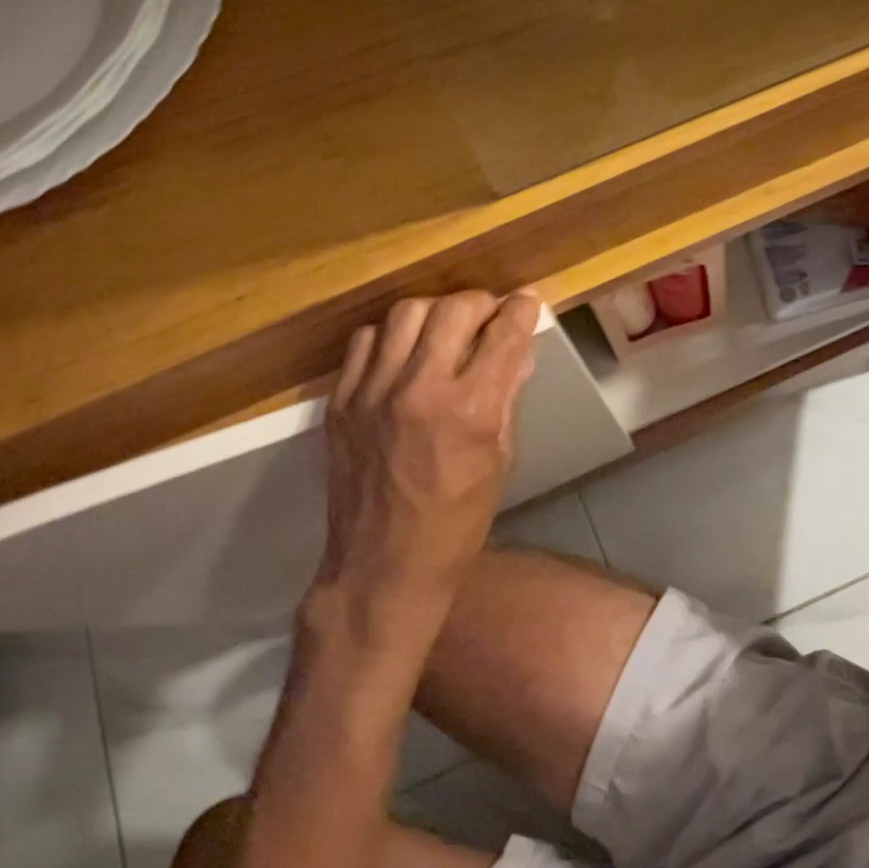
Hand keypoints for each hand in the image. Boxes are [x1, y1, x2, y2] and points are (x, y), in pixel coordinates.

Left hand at [319, 291, 539, 597]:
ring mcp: (372, 391)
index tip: (527, 303)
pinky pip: (367, 340)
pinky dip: (393, 335)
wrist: (383, 563)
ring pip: (406, 313)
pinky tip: (406, 352)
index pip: (503, 335)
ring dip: (436, 312)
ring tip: (447, 330)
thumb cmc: (457, 522)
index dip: (521, 311)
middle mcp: (419, 389)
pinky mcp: (341, 399)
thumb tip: (519, 353)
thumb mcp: (499, 461)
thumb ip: (507, 399)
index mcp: (469, 411)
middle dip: (481, 304)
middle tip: (491, 316)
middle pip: (454, 309)